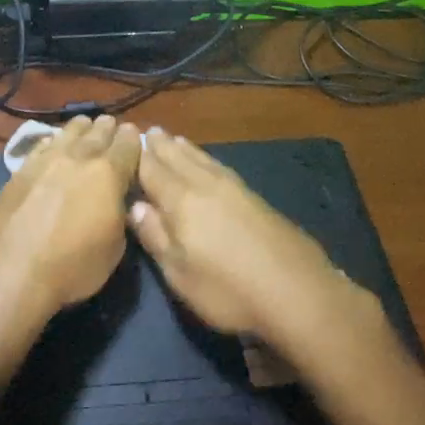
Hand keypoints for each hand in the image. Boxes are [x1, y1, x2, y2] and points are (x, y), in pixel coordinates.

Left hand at [0, 115, 141, 321]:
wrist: (10, 271)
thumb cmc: (72, 267)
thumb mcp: (114, 248)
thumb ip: (119, 215)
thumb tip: (117, 200)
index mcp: (108, 174)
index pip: (128, 146)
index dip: (135, 140)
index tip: (136, 136)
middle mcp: (77, 158)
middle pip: (96, 134)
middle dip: (107, 129)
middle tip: (111, 125)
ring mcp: (44, 162)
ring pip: (66, 134)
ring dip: (80, 129)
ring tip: (84, 125)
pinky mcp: (18, 172)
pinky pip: (41, 147)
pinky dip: (53, 142)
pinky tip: (53, 144)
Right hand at [131, 128, 365, 358]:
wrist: (298, 293)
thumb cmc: (228, 291)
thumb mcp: (180, 274)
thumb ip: (156, 237)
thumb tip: (135, 207)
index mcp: (182, 202)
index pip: (153, 171)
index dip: (138, 157)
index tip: (125, 141)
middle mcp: (207, 187)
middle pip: (179, 159)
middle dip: (161, 146)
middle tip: (147, 131)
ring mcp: (236, 190)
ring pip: (203, 160)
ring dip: (185, 149)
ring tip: (173, 139)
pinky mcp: (257, 200)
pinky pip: (221, 168)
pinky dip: (207, 159)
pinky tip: (209, 164)